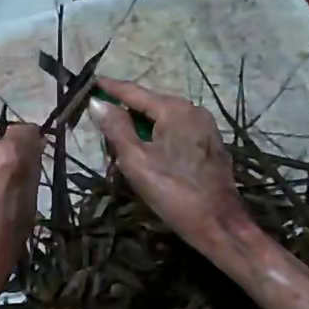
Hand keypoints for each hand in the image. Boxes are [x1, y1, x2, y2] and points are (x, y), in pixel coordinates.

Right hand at [89, 77, 253, 253]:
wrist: (219, 225)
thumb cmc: (174, 192)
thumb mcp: (136, 160)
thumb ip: (116, 128)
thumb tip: (98, 103)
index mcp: (174, 109)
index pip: (134, 91)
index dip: (109, 88)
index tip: (89, 83)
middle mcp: (192, 110)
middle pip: (149, 104)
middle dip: (124, 113)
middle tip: (99, 124)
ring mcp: (204, 127)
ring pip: (162, 119)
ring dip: (139, 128)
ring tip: (118, 144)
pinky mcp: (209, 144)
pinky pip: (175, 131)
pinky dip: (156, 137)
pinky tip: (145, 153)